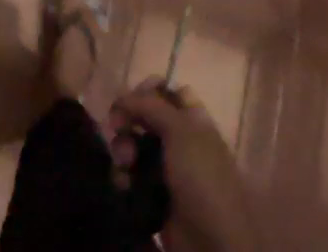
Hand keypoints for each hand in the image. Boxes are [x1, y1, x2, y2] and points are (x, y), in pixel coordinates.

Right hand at [110, 81, 260, 251]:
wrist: (210, 241)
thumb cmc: (201, 178)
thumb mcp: (181, 132)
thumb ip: (151, 105)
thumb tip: (123, 97)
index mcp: (194, 121)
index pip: (169, 92)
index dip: (149, 90)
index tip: (132, 97)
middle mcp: (180, 140)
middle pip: (145, 116)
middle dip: (127, 119)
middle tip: (117, 126)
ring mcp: (166, 167)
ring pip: (134, 143)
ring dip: (122, 148)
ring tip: (124, 163)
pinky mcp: (153, 191)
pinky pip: (130, 173)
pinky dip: (122, 174)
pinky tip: (123, 182)